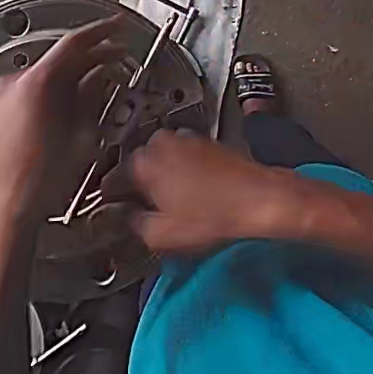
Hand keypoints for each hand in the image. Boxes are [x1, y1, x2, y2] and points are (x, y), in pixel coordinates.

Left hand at [0, 17, 126, 241]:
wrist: (4, 210)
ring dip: (71, 77)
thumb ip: (93, 96)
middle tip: (115, 61)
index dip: (101, 31)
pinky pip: (28, 89)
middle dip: (90, 59)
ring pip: (44, 74)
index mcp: (35, 84)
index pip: (75, 43)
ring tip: (95, 89)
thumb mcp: (81, 136)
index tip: (116, 26)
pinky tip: (68, 106)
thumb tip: (102, 77)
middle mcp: (12, 84)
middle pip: (59, 59)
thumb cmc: (37, 183)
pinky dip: (51, 90)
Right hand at [115, 129, 320, 254]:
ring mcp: (185, 139)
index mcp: (143, 161)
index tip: (112, 210)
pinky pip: (182, 157)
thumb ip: (134, 225)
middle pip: (137, 165)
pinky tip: (195, 194)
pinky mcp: (206, 142)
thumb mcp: (162, 234)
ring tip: (174, 204)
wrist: (260, 198)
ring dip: (162, 177)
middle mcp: (161, 143)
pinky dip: (183, 172)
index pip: (112, 179)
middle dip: (139, 185)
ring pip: (161, 159)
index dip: (112, 198)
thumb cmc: (215, 214)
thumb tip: (129, 219)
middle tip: (146, 209)